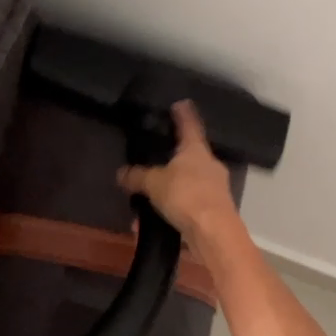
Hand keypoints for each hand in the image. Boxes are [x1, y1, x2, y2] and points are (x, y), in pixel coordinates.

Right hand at [116, 101, 242, 241]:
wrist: (214, 233)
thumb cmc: (186, 196)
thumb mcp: (154, 183)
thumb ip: (137, 177)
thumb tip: (121, 173)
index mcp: (196, 150)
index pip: (189, 125)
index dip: (183, 114)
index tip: (181, 103)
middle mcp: (209, 165)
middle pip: (188, 156)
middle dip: (170, 160)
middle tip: (153, 160)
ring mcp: (214, 189)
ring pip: (185, 185)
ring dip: (166, 192)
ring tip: (144, 203)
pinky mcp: (213, 211)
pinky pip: (186, 206)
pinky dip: (170, 212)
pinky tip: (150, 224)